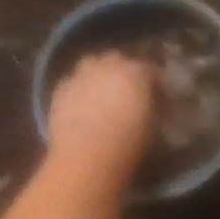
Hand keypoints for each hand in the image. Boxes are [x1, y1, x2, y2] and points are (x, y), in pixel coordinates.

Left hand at [45, 52, 155, 174]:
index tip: (159, 98)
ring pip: (91, 64)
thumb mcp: (154, 125)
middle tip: (128, 92)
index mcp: (136, 72)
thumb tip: (153, 103)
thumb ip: (154, 107)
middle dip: (123, 71)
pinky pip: (71, 83)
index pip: (150, 70)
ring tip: (101, 93)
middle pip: (118, 59)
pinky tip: (80, 105)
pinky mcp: (60, 90)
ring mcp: (81, 76)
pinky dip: (78, 89)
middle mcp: (108, 66)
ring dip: (98, 74)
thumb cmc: (129, 144)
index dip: (155, 84)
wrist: (87, 158)